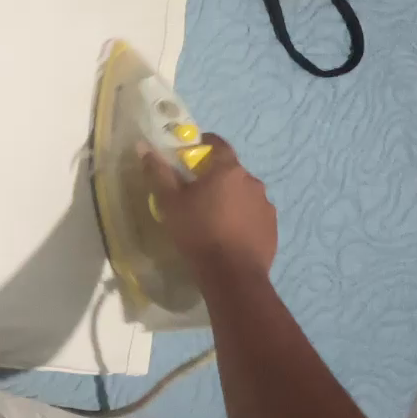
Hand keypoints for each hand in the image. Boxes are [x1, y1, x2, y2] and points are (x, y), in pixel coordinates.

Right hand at [142, 132, 276, 280]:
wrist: (232, 274)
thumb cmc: (197, 231)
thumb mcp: (170, 202)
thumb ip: (158, 172)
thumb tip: (144, 146)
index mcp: (228, 170)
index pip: (218, 144)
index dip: (203, 144)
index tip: (188, 155)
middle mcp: (252, 182)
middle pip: (230, 170)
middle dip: (213, 176)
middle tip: (193, 193)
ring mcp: (266, 205)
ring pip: (243, 193)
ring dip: (229, 197)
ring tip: (211, 216)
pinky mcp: (272, 227)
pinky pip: (253, 213)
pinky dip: (241, 216)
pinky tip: (227, 233)